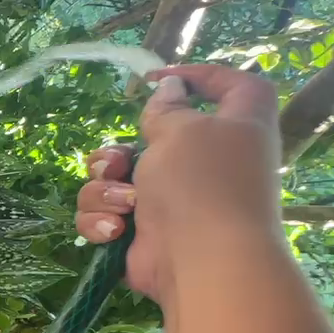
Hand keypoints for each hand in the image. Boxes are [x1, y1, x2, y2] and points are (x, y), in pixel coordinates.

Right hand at [76, 64, 284, 304]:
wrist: (196, 256)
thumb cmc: (202, 184)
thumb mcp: (183, 132)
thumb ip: (169, 109)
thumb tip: (169, 90)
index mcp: (232, 129)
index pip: (232, 87)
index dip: (201, 76)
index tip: (157, 78)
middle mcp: (202, 161)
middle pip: (146, 140)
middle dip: (117, 153)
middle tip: (117, 164)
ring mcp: (168, 197)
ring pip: (111, 179)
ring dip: (105, 190)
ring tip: (122, 204)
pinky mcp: (138, 227)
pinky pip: (101, 212)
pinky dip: (102, 218)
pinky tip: (116, 229)